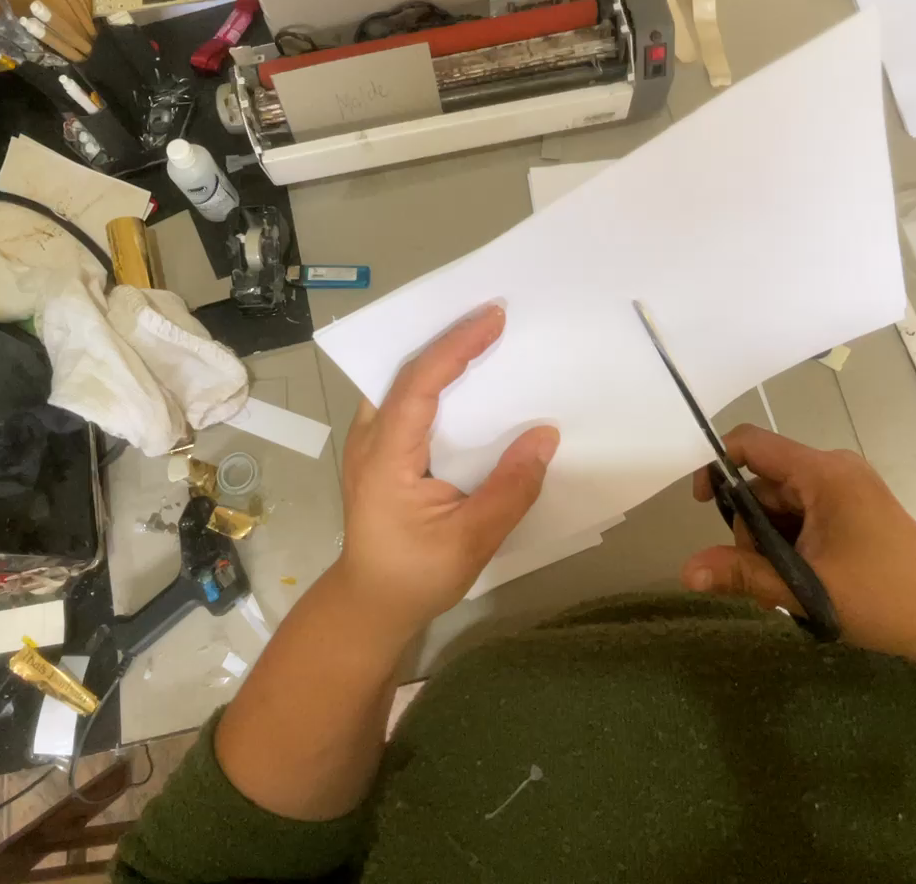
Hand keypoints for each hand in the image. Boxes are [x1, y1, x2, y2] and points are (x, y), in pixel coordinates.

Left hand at [335, 305, 559, 633]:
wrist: (371, 602)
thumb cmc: (416, 575)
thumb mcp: (472, 540)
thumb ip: (509, 489)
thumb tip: (545, 436)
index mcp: (386, 456)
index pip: (419, 385)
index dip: (455, 347)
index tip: (492, 318)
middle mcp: (370, 439)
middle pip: (404, 372)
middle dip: (448, 338)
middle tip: (493, 315)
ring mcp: (371, 443)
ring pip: (401, 382)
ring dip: (439, 355)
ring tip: (481, 336)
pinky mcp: (381, 451)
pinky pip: (405, 401)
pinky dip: (434, 381)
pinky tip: (463, 382)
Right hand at [682, 425, 915, 660]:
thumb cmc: (882, 600)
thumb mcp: (804, 590)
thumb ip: (741, 574)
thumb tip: (685, 572)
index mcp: (823, 474)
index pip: (750, 445)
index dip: (716, 466)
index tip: (702, 505)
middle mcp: (833, 468)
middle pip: (762, 483)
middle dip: (750, 528)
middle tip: (762, 576)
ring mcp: (845, 485)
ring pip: (778, 502)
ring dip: (770, 541)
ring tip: (789, 585)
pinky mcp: (852, 504)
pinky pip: (801, 510)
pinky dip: (790, 540)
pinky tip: (804, 575)